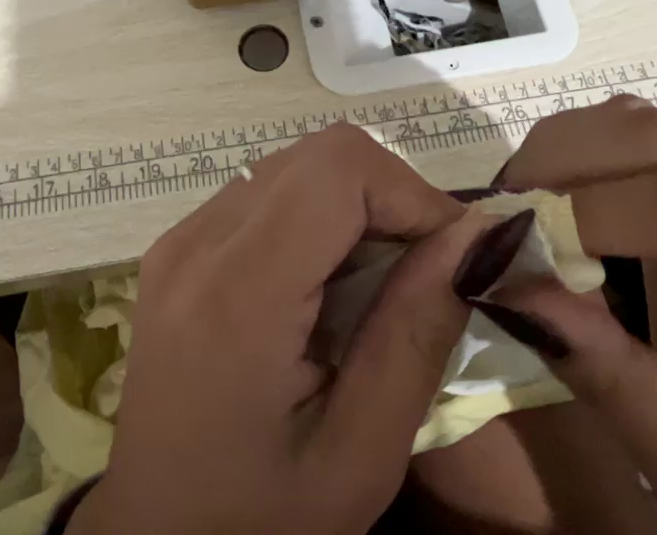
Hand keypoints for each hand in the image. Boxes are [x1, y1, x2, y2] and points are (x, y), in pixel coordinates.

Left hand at [67, 124, 491, 534]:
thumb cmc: (261, 520)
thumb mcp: (360, 453)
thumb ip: (416, 332)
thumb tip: (478, 233)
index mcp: (234, 294)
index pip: (337, 168)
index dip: (412, 193)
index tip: (455, 258)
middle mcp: (194, 244)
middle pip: (318, 158)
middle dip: (391, 200)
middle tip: (425, 278)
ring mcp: (177, 240)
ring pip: (295, 168)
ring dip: (357, 210)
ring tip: (379, 291)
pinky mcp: (177, 248)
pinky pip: (267, 195)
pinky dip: (319, 222)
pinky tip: (329, 292)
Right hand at [486, 97, 656, 534]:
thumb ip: (593, 361)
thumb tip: (497, 276)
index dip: (600, 215)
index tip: (517, 241)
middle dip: (569, 163)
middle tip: (501, 212)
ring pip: (650, 126)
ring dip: (567, 148)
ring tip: (518, 203)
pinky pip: (640, 139)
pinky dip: (578, 151)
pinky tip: (549, 196)